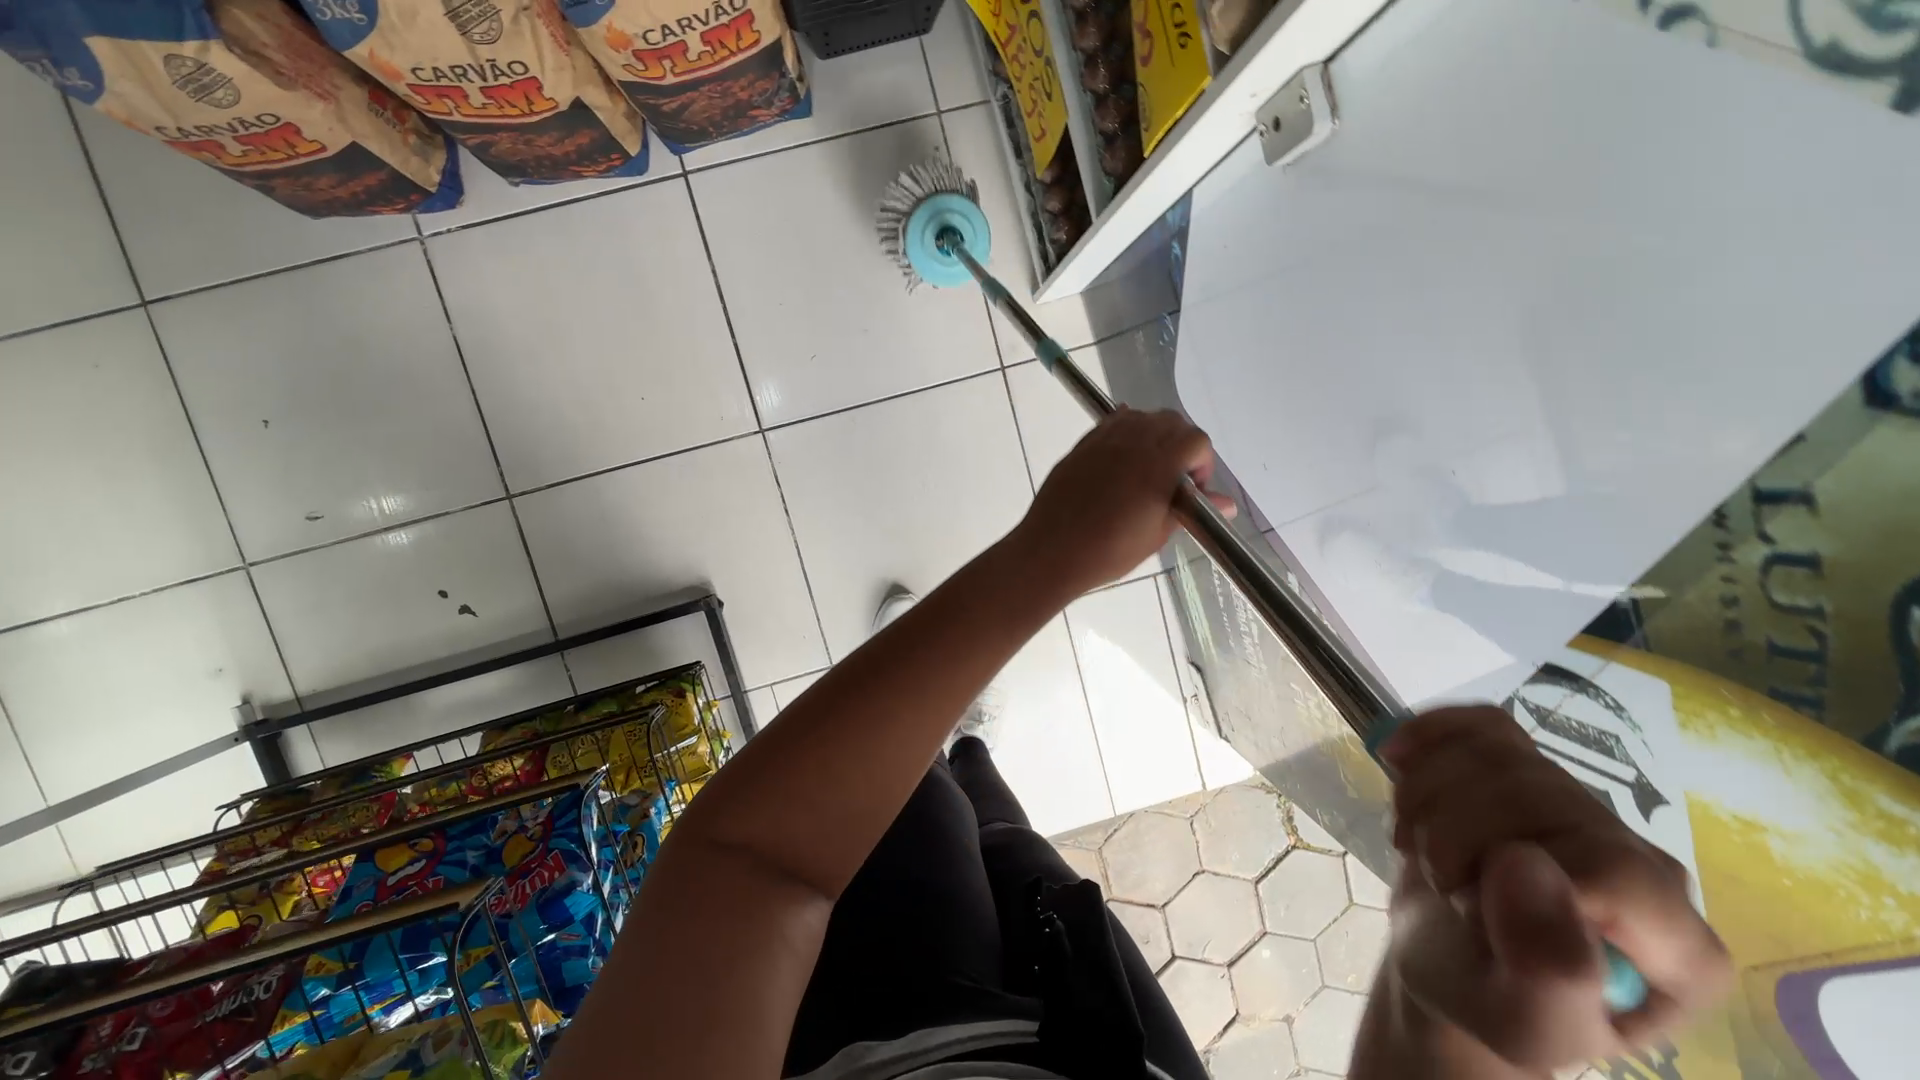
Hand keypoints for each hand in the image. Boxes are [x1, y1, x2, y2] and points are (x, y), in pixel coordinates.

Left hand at [1010, 408, 1234, 597]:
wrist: (1052, 551)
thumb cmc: (1109, 550)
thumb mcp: (1157, 534)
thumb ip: (1191, 508)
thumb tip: (1227, 502)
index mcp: (1158, 463)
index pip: (1196, 440)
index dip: (1202, 463)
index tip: (1192, 489)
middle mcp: (1134, 442)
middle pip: (1172, 421)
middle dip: (1181, 444)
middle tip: (1173, 478)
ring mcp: (1104, 439)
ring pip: (1142, 416)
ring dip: (1154, 434)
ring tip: (1147, 468)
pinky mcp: (1082, 444)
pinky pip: (1113, 422)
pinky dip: (1126, 431)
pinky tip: (1123, 456)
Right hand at [1378, 706, 1731, 1071]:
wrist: (1453, 971)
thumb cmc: (1494, 1009)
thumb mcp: (1526, 1025)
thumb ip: (1550, 967)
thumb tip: (1524, 861)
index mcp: (1678, 943)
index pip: (1611, 868)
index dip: (1515, 873)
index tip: (1469, 909)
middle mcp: (1647, 864)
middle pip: (1538, 798)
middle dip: (1454, 839)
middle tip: (1442, 889)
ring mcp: (1584, 810)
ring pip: (1497, 754)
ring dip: (1427, 798)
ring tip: (1425, 851)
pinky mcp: (1529, 772)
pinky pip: (1482, 722)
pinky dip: (1428, 734)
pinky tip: (1400, 760)